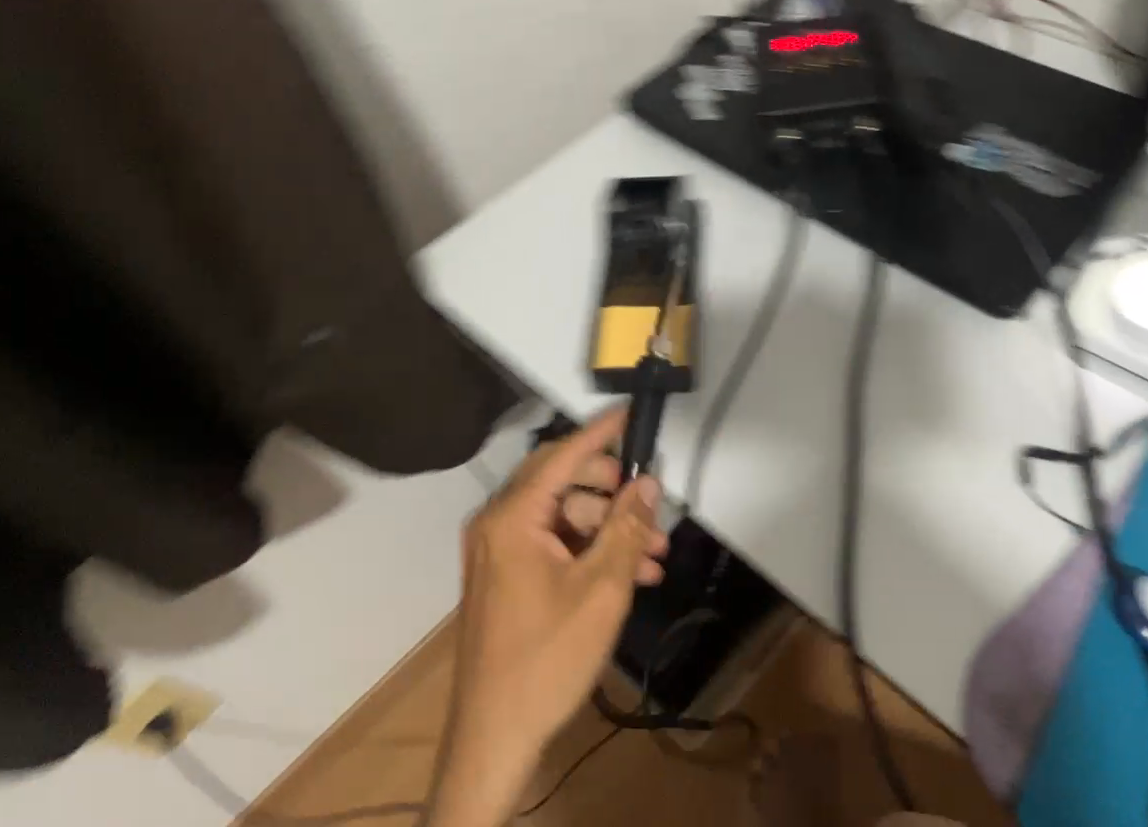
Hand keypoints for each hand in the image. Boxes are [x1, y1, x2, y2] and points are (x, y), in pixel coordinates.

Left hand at [427, 408, 668, 826]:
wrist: (495, 734)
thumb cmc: (548, 656)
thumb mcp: (601, 590)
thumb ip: (626, 528)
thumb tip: (647, 483)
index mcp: (512, 518)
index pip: (562, 455)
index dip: (601, 433)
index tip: (631, 413)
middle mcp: (497, 524)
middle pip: (562, 482)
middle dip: (613, 493)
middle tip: (652, 510)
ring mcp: (497, 552)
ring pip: (562, 516)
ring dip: (608, 529)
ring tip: (652, 557)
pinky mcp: (504, 577)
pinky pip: (551, 544)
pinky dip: (588, 551)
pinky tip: (628, 575)